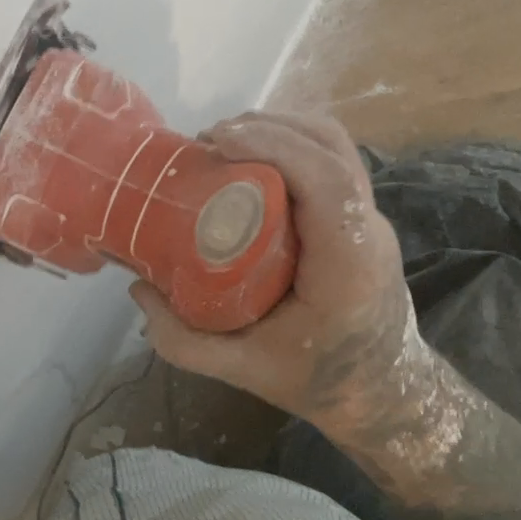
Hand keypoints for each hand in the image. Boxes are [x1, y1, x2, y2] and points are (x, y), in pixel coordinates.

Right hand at [129, 113, 416, 439]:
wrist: (383, 393)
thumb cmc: (317, 380)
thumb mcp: (243, 370)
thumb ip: (183, 340)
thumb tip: (137, 289)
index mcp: (346, 264)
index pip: (326, 181)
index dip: (274, 147)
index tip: (217, 141)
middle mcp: (366, 230)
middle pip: (332, 146)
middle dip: (269, 127)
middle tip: (208, 139)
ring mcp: (369, 220)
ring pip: (335, 145)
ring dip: (281, 130)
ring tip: (225, 142)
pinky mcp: (358, 218)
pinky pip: (329, 161)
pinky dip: (289, 146)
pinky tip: (250, 162)